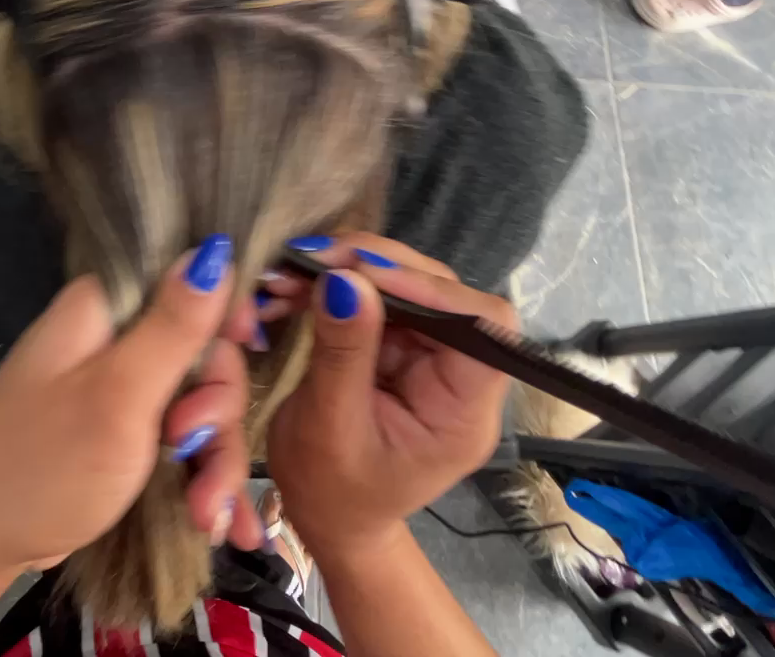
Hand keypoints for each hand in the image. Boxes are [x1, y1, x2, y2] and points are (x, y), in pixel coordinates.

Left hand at [0, 235, 262, 577]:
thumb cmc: (44, 463)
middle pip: (201, 349)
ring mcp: (119, 386)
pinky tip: (220, 521)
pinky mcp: (124, 428)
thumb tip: (216, 250)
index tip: (248, 344)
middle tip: (192, 448)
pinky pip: (181, 437)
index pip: (186, 279)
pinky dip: (201, 475)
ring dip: (212, 457)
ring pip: (197, 401)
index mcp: (105, 308)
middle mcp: (114, 338)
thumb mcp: (118, 394)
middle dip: (215, 407)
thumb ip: (172, 326)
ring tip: (205, 514)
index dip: (225, 310)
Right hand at [267, 234, 514, 559]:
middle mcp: (454, 373)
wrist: (326, 516)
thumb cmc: (331, 491)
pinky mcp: (393, 344)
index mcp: (461, 410)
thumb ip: (343, 353)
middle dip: (375, 266)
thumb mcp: (330, 428)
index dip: (431, 289)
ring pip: (403, 283)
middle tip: (311, 259)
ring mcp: (424, 355)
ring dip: (347, 268)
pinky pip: (372, 295)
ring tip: (293, 269)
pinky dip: (333, 282)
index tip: (362, 275)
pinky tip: (295, 284)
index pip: (481, 326)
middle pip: (440, 291)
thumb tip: (346, 279)